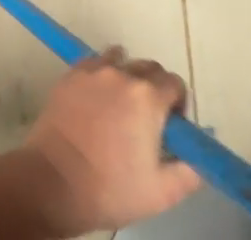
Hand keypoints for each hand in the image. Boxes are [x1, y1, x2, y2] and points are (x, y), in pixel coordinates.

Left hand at [20, 46, 200, 235]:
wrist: (53, 182)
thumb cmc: (111, 189)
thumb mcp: (163, 192)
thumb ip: (190, 172)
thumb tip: (197, 157)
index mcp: (148, 98)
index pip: (175, 84)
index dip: (178, 105)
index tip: (171, 128)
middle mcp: (121, 75)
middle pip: (148, 68)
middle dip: (155, 88)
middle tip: (148, 120)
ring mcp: (91, 72)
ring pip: (119, 59)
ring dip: (127, 76)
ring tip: (120, 107)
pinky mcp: (68, 76)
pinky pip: (92, 63)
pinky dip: (101, 74)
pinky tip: (96, 99)